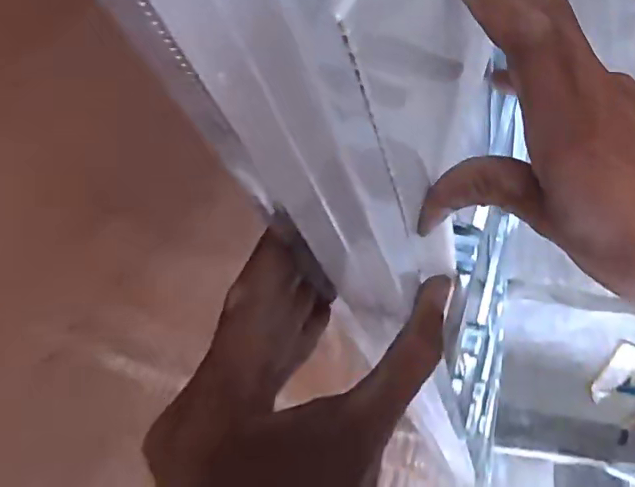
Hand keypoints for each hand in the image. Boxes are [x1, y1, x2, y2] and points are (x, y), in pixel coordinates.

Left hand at [144, 231, 451, 486]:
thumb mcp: (365, 434)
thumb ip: (409, 355)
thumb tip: (444, 285)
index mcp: (216, 402)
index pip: (249, 298)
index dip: (280, 247)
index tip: (309, 200)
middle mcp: (191, 406)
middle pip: (248, 314)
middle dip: (295, 267)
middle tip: (338, 215)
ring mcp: (195, 422)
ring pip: (247, 338)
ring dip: (292, 297)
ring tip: (338, 249)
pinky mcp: (210, 432)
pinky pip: (248, 364)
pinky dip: (285, 333)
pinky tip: (321, 305)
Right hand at [417, 0, 634, 316]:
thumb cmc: (622, 236)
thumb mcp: (550, 216)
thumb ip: (492, 188)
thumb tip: (428, 200)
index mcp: (567, 110)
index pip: (525, 32)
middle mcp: (592, 84)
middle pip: (551, 12)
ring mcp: (614, 90)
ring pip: (566, 30)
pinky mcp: (624, 103)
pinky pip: (576, 59)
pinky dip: (544, 46)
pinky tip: (517, 73)